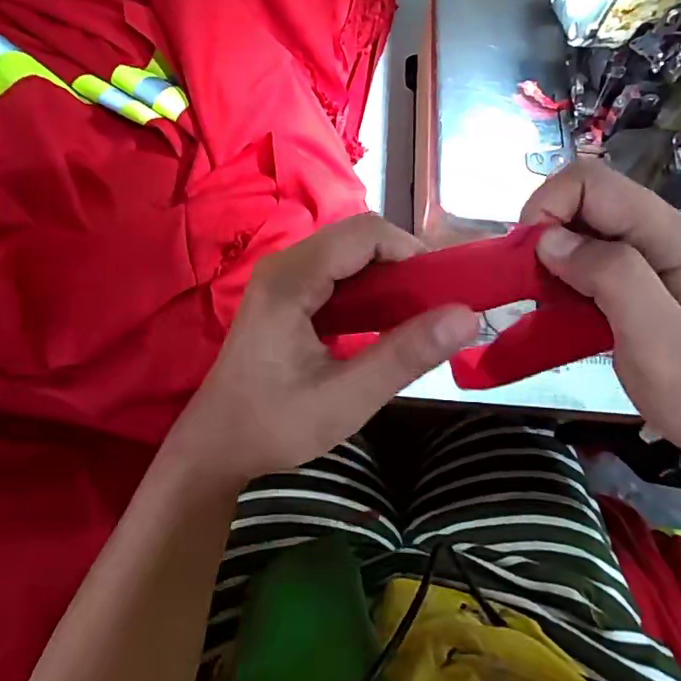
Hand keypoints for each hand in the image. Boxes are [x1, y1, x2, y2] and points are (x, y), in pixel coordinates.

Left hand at [169, 214, 479, 483]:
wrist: (215, 447)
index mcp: (290, 280)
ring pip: (349, 253)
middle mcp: (283, 265)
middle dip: (402, 264)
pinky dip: (367, 288)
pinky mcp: (283, 293)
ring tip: (412, 318)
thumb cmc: (273, 427)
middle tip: (431, 309)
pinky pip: (336, 272)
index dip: (411, 252)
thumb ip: (405, 355)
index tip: (441, 293)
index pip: (364, 233)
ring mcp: (280, 276)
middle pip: (357, 237)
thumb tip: (466, 316)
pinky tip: (379, 323)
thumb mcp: (346, 399)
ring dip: (387, 277)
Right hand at [520, 160, 680, 476]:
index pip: (592, 182)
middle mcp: (667, 236)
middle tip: (534, 292)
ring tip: (549, 308)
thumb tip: (549, 238)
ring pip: (586, 233)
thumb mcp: (660, 342)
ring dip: (554, 262)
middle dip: (546, 236)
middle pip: (587, 202)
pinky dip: (568, 282)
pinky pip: (595, 263)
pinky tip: (568, 315)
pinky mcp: (651, 285)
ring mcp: (661, 260)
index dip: (547, 207)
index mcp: (674, 238)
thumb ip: (611, 278)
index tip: (527, 262)